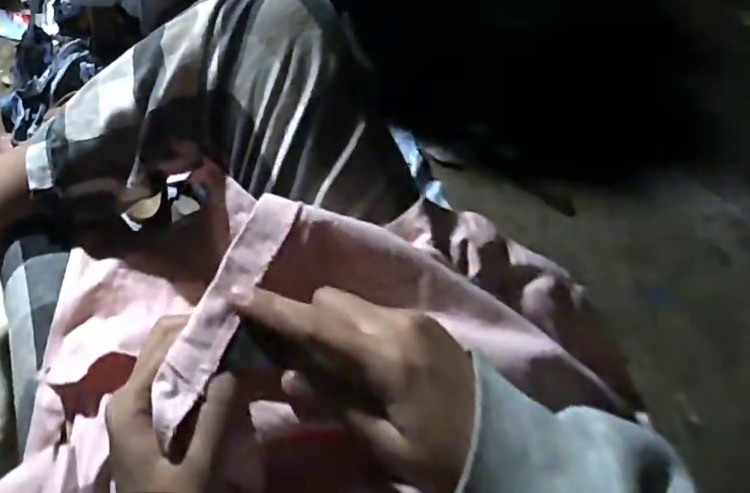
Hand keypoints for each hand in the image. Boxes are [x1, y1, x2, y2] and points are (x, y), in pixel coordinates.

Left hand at [107, 316, 243, 492]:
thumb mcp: (197, 474)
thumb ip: (214, 419)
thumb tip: (233, 364)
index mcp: (129, 401)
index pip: (164, 342)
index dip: (199, 327)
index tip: (234, 321)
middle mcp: (126, 394)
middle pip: (163, 342)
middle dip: (199, 332)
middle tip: (238, 332)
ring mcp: (134, 406)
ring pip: (167, 357)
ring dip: (198, 349)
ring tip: (234, 347)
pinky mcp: (145, 419)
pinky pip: (169, 378)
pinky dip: (194, 369)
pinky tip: (221, 374)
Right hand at [236, 286, 475, 492]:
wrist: (510, 444)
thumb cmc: (444, 454)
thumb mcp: (387, 445)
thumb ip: (336, 403)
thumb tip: (289, 374)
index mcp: (387, 355)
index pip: (317, 323)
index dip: (275, 309)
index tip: (238, 294)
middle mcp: (396, 321)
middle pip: (330, 300)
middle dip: (306, 319)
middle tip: (296, 357)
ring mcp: (411, 315)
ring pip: (349, 302)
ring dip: (330, 324)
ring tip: (332, 365)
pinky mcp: (421, 318)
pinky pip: (371, 310)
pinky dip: (354, 328)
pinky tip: (363, 363)